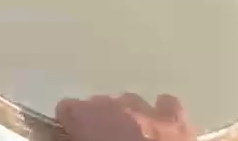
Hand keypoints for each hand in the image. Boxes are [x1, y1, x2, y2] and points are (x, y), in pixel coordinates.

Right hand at [55, 94, 196, 140]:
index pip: (65, 109)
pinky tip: (160, 129)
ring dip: (128, 117)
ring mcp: (147, 113)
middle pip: (97, 104)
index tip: (72, 138)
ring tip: (131, 139)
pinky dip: (162, 113)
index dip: (68, 126)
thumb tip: (59, 137)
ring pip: (130, 101)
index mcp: (85, 117)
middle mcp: (113, 107)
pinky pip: (168, 105)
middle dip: (99, 123)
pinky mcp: (177, 124)